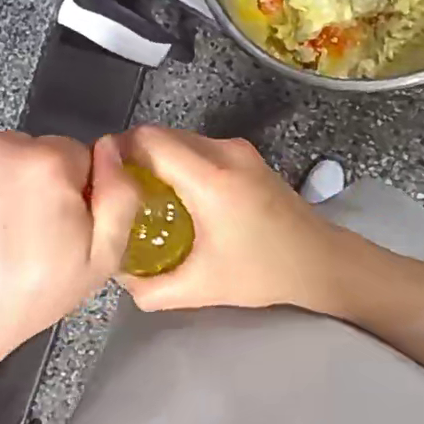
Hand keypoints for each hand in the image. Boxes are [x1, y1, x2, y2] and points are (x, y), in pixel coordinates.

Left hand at [0, 130, 138, 417]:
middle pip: (24, 149)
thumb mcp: (99, 261)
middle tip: (13, 233)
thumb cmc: (23, 298)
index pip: (72, 154)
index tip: (51, 225)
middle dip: (25, 181)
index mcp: (46, 162)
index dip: (68, 191)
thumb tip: (111, 149)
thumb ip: (120, 196)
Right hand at [109, 126, 349, 312]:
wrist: (320, 261)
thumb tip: (116, 274)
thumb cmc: (263, 273)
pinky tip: (175, 194)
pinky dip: (179, 161)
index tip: (103, 177)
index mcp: (211, 180)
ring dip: (156, 158)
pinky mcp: (248, 155)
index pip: (149, 140)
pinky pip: (199, 147)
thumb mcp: (200, 288)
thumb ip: (151, 289)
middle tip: (118, 191)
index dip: (118, 151)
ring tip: (142, 195)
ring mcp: (239, 150)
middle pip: (161, 135)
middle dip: (133, 156)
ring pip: (181, 138)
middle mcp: (225, 153)